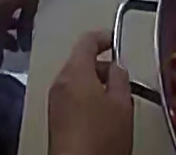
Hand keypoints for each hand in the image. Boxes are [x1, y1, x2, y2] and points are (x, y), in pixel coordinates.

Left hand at [48, 30, 133, 154]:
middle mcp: (60, 80)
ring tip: (114, 102)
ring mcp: (54, 101)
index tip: (115, 40)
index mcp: (75, 70)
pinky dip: (85, 98)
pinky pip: (71, 96)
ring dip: (94, 83)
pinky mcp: (54, 120)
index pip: (87, 40)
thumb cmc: (101, 137)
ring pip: (76, 80)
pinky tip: (100, 117)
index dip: (103, 36)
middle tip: (121, 80)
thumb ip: (120, 77)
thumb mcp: (121, 104)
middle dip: (101, 66)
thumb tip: (116, 66)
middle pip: (80, 60)